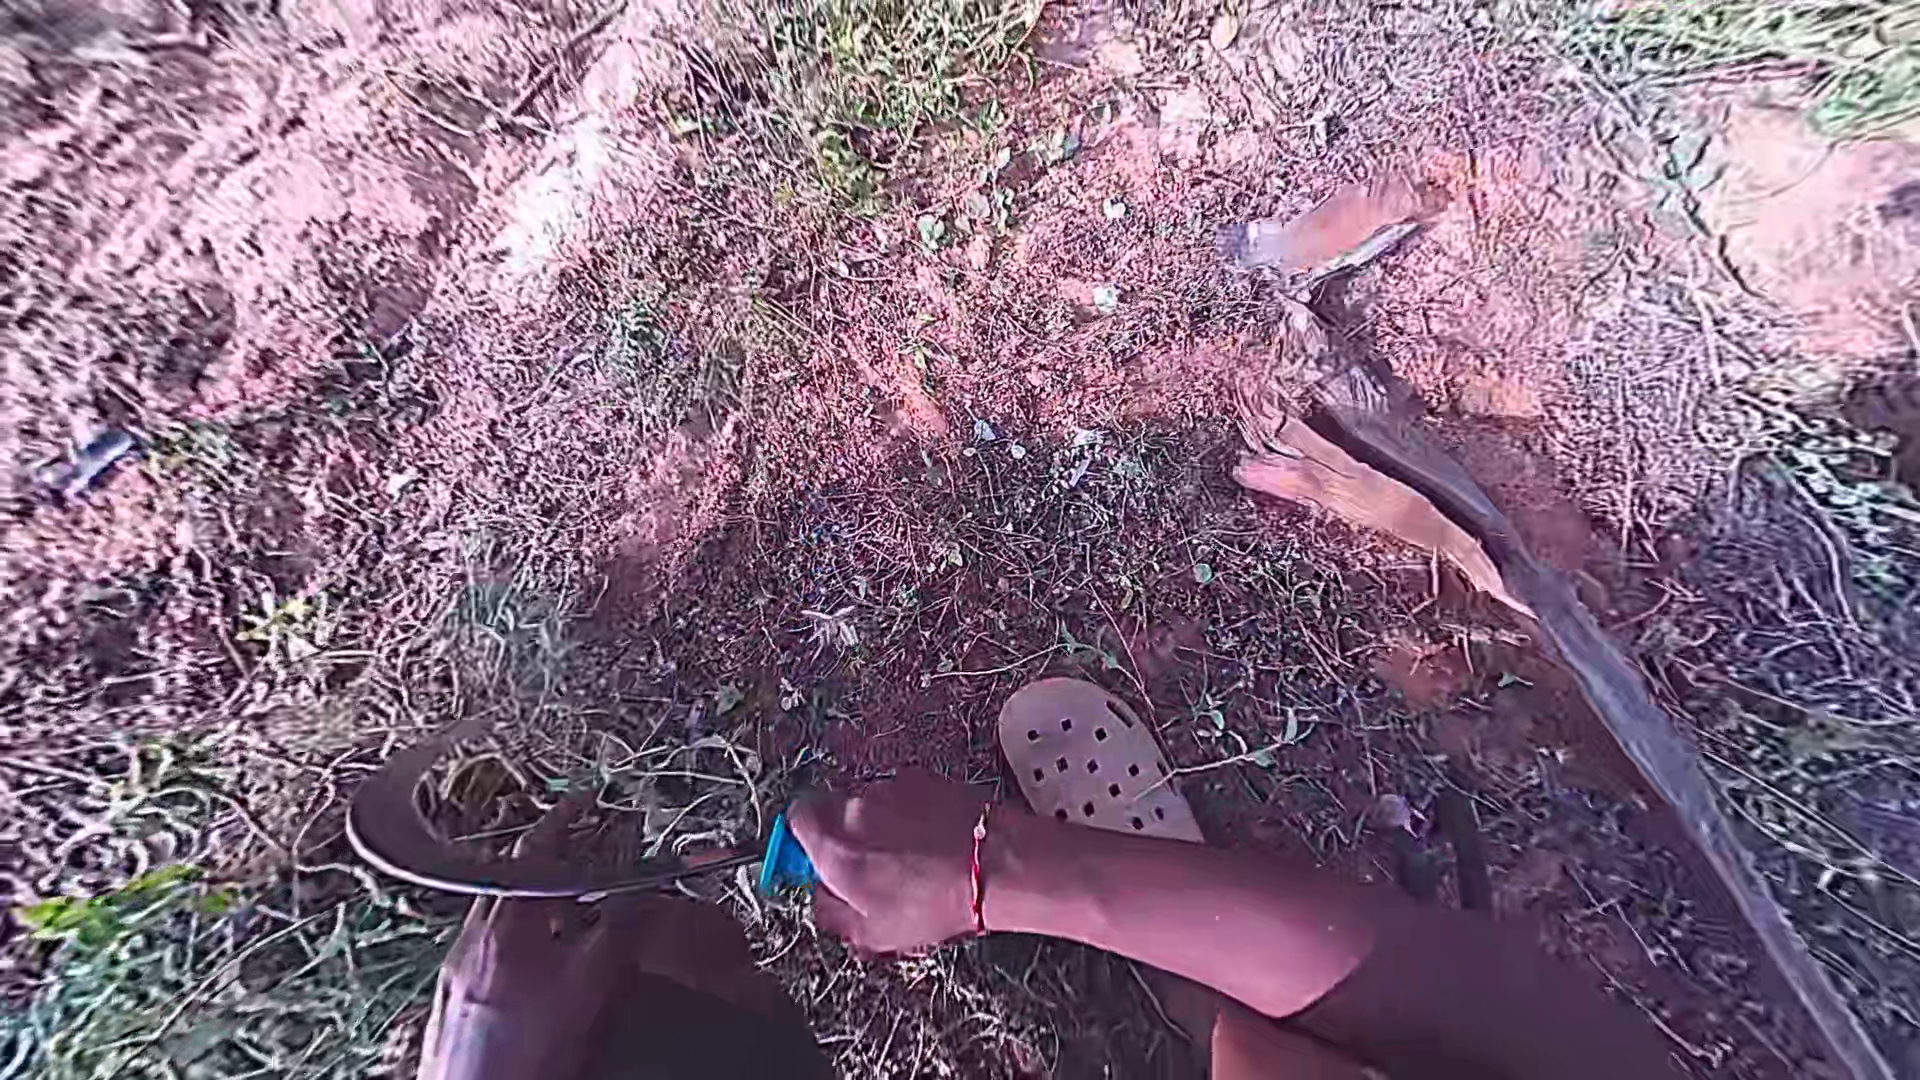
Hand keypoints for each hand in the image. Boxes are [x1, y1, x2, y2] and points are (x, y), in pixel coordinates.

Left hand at [418, 797, 631, 1079]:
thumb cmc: (525, 1053)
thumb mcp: (591, 980)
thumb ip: (621, 926)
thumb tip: (645, 893)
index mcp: (503, 927)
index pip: (531, 854)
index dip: (560, 822)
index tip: (581, 801)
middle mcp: (471, 943)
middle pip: (512, 879)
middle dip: (550, 858)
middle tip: (583, 847)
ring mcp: (457, 973)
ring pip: (502, 912)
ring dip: (539, 896)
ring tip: (574, 900)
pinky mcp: (454, 1001)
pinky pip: (493, 945)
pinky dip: (525, 931)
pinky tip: (548, 955)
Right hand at [786, 770, 998, 953]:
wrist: (992, 861)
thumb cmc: (936, 902)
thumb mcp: (873, 932)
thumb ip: (831, 910)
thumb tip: (820, 894)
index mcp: (837, 847)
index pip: (795, 819)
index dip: (800, 837)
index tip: (810, 854)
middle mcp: (857, 809)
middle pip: (829, 807)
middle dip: (837, 831)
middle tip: (861, 860)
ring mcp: (889, 788)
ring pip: (865, 800)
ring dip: (873, 820)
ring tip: (905, 851)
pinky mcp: (918, 776)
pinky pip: (897, 791)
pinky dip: (902, 808)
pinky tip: (925, 833)